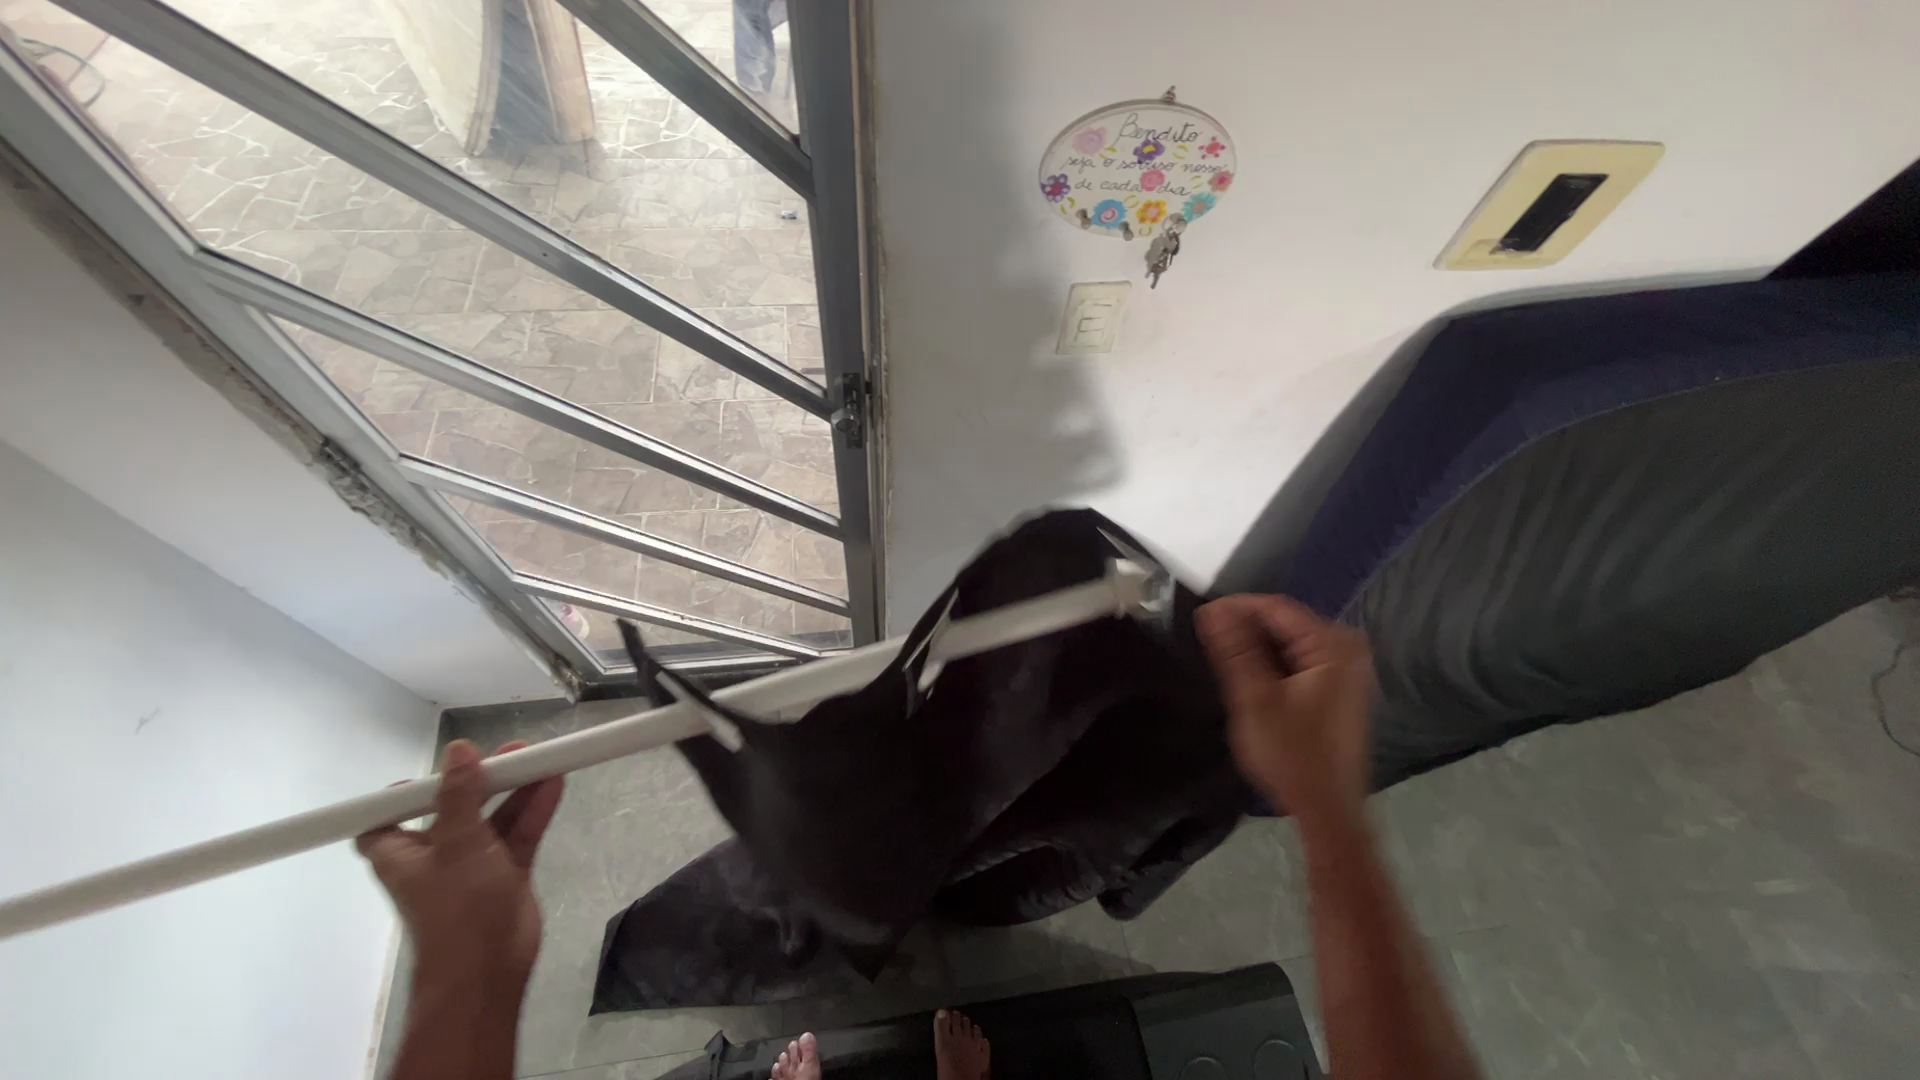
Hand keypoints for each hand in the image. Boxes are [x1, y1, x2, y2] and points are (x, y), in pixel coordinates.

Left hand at [356, 739, 564, 986]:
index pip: (388, 817)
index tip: (442, 766)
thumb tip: (458, 749)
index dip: (408, 792)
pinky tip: (554, 783)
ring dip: (516, 789)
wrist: (488, 968)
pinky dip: (535, 808)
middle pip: (456, 806)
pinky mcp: (507, 871)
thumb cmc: (457, 906)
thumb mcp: (456, 843)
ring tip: (540, 757)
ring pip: (495, 816)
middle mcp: (436, 854)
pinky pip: (520, 831)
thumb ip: (460, 795)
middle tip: (511, 752)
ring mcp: (474, 863)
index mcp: (403, 852)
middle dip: (482, 779)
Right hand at [1197, 594, 1374, 823]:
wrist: (1327, 808)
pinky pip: (1298, 657)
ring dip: (1254, 643)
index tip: (1200, 615)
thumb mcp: (1255, 699)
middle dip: (1244, 625)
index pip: (1276, 607)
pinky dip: (1271, 660)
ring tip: (1219, 652)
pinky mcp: (1338, 686)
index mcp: (1333, 645)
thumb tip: (1211, 611)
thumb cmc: (1292, 755)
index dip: (1235, 607)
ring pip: (1289, 640)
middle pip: (1285, 621)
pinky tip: (1246, 671)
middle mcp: (1347, 648)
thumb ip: (1234, 650)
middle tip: (1206, 636)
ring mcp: (1346, 668)